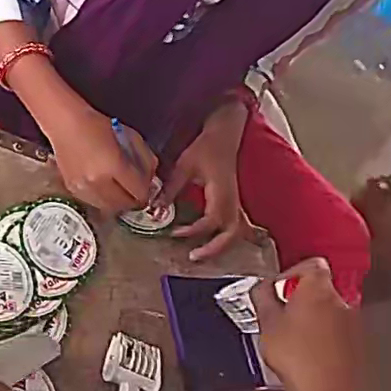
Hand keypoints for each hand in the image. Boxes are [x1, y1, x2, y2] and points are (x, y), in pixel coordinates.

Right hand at [43, 104, 155, 213]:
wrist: (65, 124)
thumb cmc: (97, 125)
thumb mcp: (129, 136)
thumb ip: (145, 158)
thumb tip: (151, 177)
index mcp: (113, 166)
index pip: (138, 191)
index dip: (146, 191)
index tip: (147, 186)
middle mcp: (97, 182)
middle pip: (124, 204)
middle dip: (134, 200)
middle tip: (136, 192)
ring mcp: (83, 189)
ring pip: (109, 208)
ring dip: (119, 203)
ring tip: (122, 192)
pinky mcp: (72, 190)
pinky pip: (94, 203)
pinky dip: (104, 200)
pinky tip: (105, 189)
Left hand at [161, 100, 254, 261]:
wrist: (225, 134)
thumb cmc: (206, 147)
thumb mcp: (184, 166)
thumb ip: (170, 189)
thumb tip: (154, 208)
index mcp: (221, 191)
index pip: (212, 220)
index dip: (193, 230)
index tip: (175, 232)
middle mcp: (232, 200)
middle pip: (231, 233)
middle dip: (214, 248)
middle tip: (193, 257)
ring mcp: (235, 202)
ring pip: (234, 232)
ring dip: (219, 245)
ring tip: (199, 253)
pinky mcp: (233, 202)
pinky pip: (232, 225)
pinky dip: (222, 237)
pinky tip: (208, 241)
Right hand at [252, 258, 364, 390]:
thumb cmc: (297, 357)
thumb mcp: (266, 322)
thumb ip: (262, 297)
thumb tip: (262, 288)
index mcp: (319, 289)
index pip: (312, 264)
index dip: (292, 273)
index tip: (278, 289)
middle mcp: (341, 302)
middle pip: (319, 288)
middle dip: (298, 299)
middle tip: (280, 315)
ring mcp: (352, 324)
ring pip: (327, 311)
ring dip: (310, 319)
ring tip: (291, 339)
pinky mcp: (356, 345)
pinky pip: (336, 332)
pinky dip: (322, 337)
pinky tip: (305, 354)